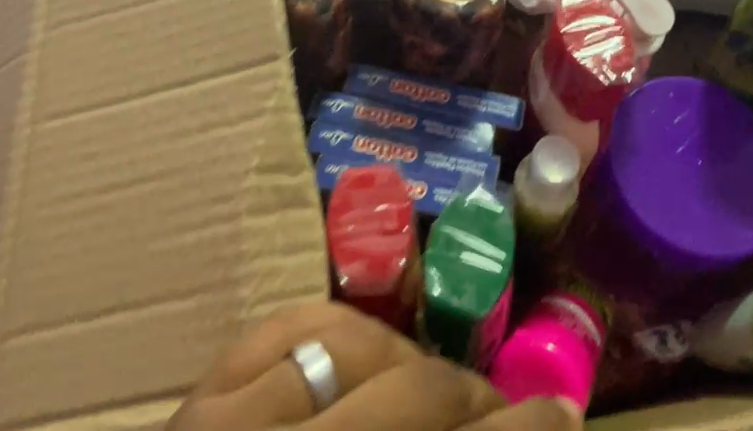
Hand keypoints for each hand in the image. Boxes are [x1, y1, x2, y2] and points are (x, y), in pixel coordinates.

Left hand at [167, 300, 581, 429]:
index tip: (559, 415)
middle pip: (410, 399)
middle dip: (474, 396)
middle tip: (504, 408)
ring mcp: (226, 429)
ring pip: (348, 347)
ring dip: (407, 360)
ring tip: (432, 383)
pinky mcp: (193, 407)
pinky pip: (281, 331)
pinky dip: (333, 336)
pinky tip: (360, 357)